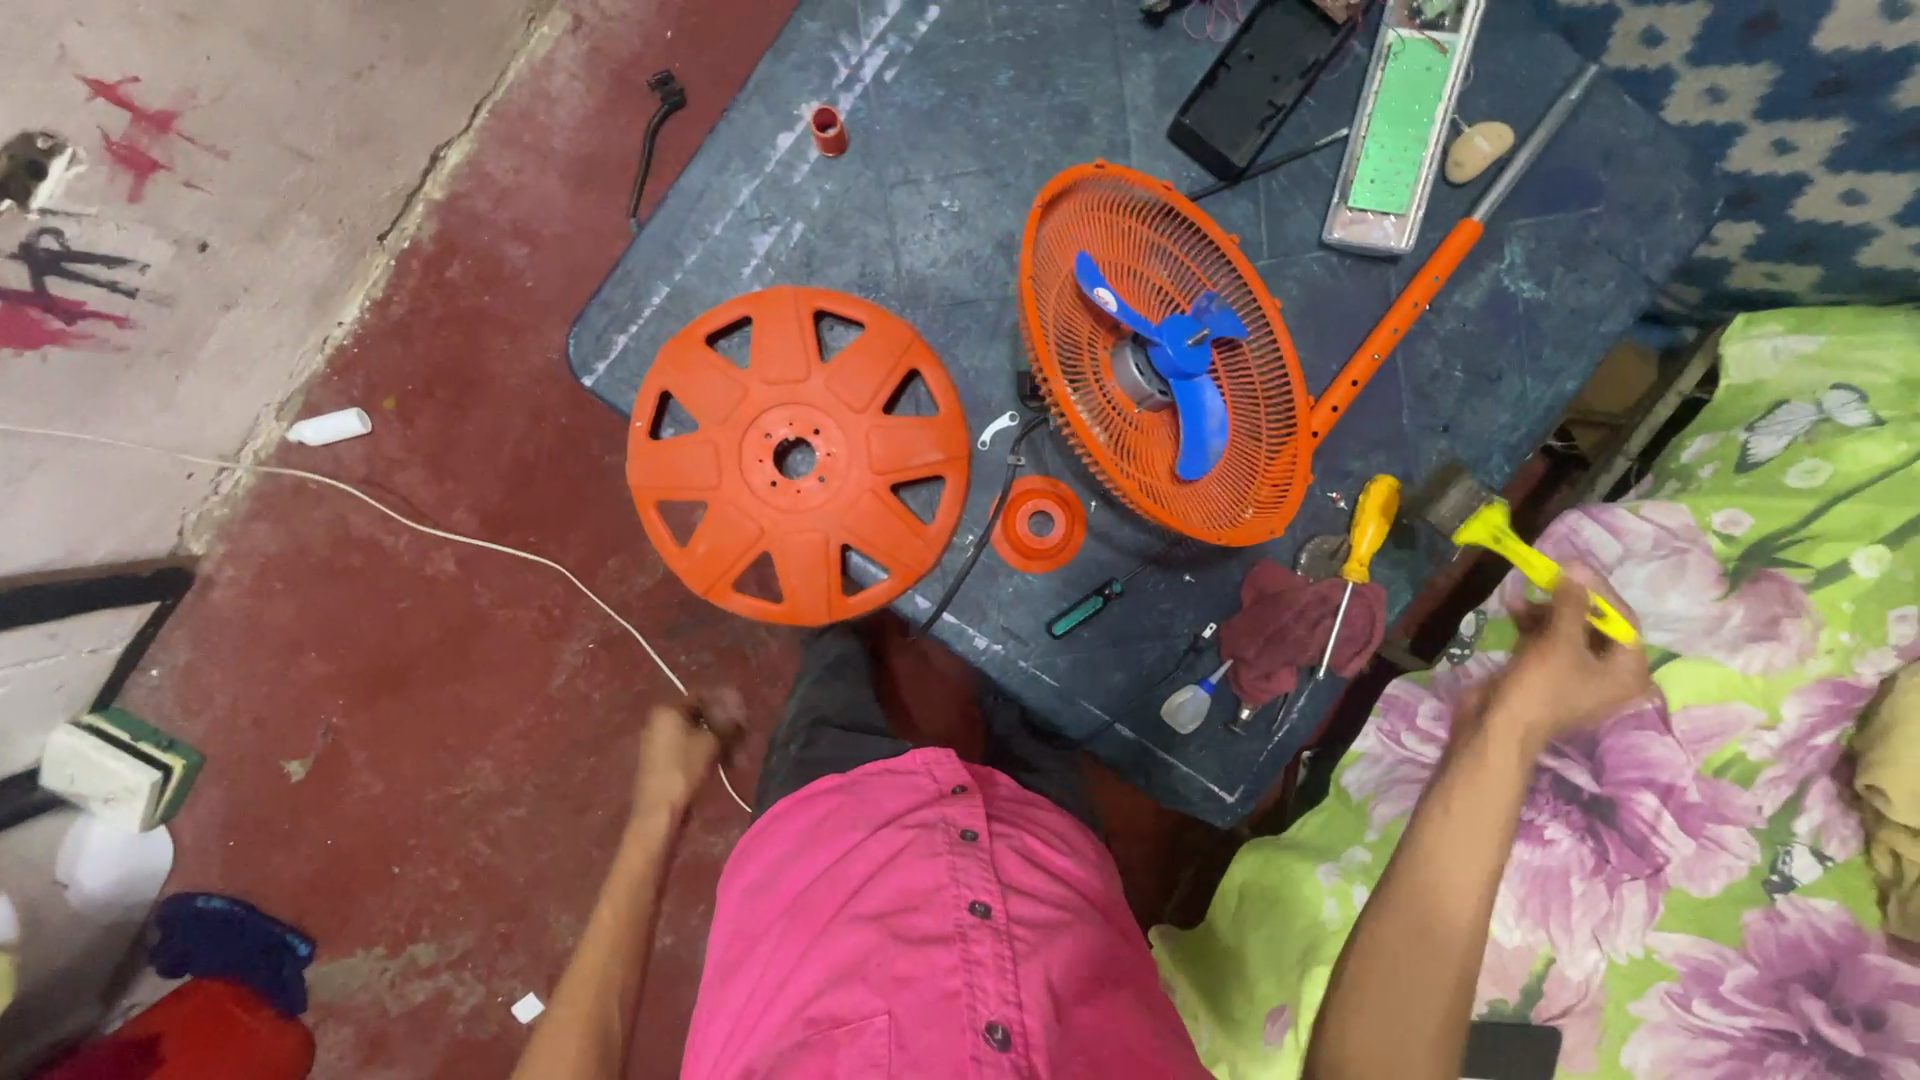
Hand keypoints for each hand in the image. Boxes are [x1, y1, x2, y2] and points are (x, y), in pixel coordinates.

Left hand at [634, 689, 744, 818]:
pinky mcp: (664, 759)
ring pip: (698, 734)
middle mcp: (661, 721)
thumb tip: (739, 713)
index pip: (703, 695)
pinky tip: (727, 764)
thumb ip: (727, 723)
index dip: (727, 702)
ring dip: (721, 742)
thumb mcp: (711, 743)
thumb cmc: (684, 770)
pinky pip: (690, 748)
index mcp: (668, 710)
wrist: (658, 810)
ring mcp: (660, 741)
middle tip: (745, 737)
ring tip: (739, 758)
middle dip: (726, 726)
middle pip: (702, 716)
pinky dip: (708, 752)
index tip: (744, 714)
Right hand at [1480, 563, 1650, 755]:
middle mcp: (1610, 673)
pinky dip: (1534, 627)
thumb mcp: (1559, 642)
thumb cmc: (1541, 687)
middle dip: (1568, 601)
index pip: (1622, 620)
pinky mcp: (1549, 676)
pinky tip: (1513, 612)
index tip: (1572, 567)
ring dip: (1546, 612)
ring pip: (1569, 632)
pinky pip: (1549, 644)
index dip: (1598, 591)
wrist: (1499, 726)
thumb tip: (1576, 569)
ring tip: (1520, 599)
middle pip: (1596, 625)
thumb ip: (1572, 604)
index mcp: (1628, 671)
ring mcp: (1578, 676)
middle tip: (1545, 579)